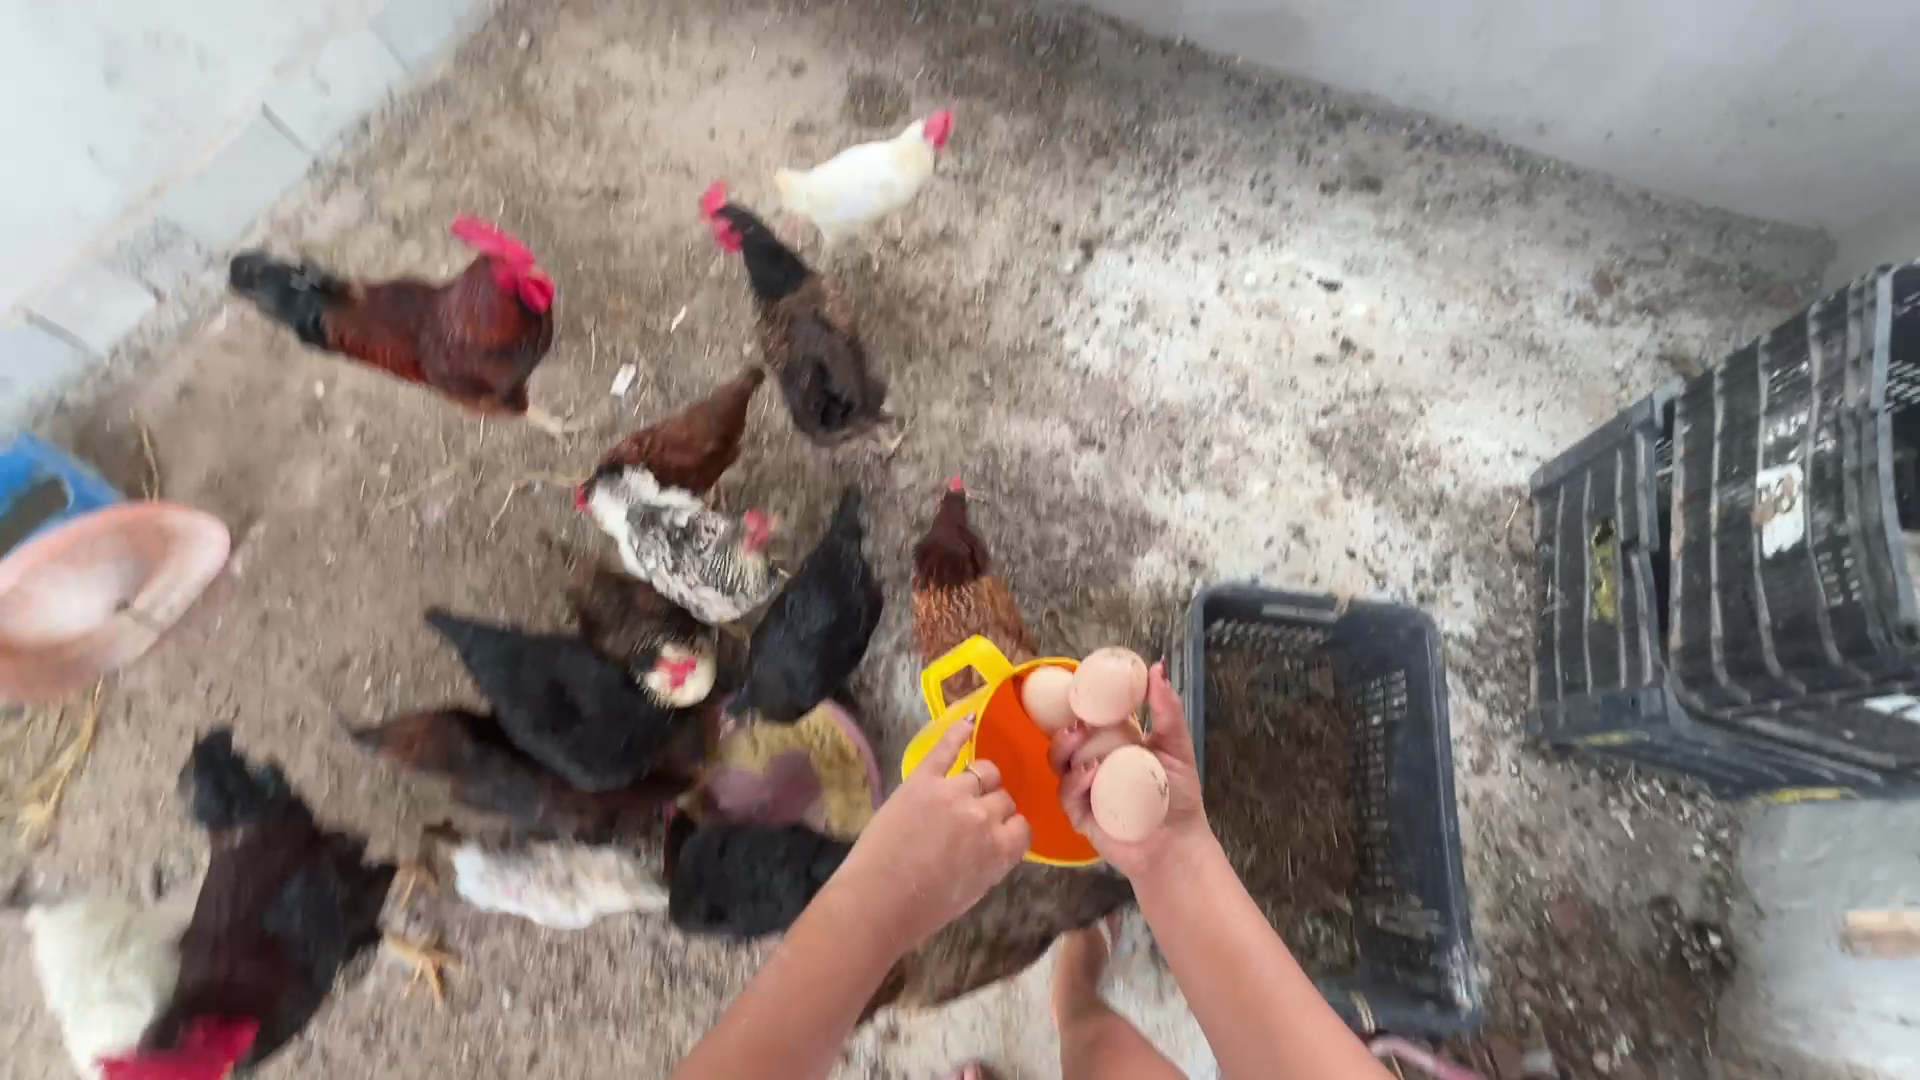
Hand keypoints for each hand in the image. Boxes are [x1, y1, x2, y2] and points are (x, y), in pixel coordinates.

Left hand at [823, 715, 1030, 952]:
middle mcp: (983, 816)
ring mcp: (953, 793)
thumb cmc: (923, 909)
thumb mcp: (974, 890)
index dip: (1010, 828)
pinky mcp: (923, 779)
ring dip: (979, 779)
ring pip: (983, 771)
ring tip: (967, 787)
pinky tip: (967, 722)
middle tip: (970, 820)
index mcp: (999, 850)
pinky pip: (946, 748)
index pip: (1022, 825)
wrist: (876, 901)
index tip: (997, 833)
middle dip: (992, 806)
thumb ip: (991, 859)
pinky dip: (957, 732)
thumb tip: (994, 839)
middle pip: (1002, 797)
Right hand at [1050, 661, 1211, 879]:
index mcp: (1112, 743)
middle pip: (1065, 738)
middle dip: (1064, 726)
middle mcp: (1092, 762)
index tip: (1078, 687)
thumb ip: (1166, 709)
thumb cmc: (1178, 796)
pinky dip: (1076, 781)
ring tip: (1080, 740)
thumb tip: (1158, 668)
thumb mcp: (1176, 746)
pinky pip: (1067, 793)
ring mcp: (1082, 788)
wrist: (1177, 845)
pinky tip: (1091, 773)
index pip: (1087, 718)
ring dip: (1064, 748)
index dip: (1078, 703)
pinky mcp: (1078, 813)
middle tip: (1078, 721)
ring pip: (1059, 763)